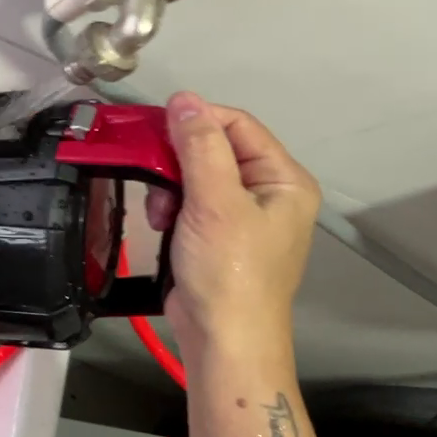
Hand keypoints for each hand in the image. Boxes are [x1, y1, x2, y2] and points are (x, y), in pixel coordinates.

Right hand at [149, 92, 320, 350]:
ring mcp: (241, 213)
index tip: (152, 128)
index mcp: (283, 179)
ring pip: (193, 172)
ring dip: (168, 185)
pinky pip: (188, 198)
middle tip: (153, 176)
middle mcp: (267, 191)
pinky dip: (169, 205)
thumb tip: (183, 98)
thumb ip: (199, 146)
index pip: (237, 124)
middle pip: (213, 147)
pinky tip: (161, 224)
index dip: (195, 119)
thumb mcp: (214, 202)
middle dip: (176, 160)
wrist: (222, 338)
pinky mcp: (216, 232)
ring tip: (159, 212)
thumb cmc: (227, 269)